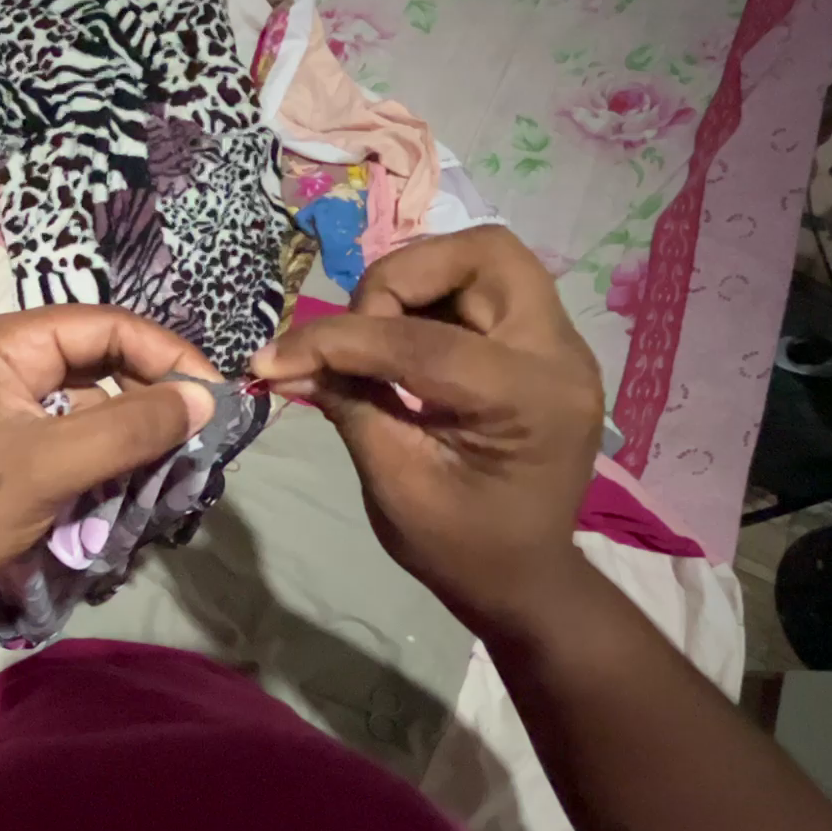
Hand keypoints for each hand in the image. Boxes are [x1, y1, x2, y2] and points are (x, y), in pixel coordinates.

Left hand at [0, 306, 218, 614]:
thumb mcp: (49, 465)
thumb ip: (130, 428)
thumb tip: (204, 398)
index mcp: (2, 342)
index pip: (102, 324)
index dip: (164, 352)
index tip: (213, 395)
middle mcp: (3, 361)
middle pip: (98, 360)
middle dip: (150, 394)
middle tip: (198, 434)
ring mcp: (4, 404)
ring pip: (90, 401)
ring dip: (131, 430)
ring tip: (170, 464)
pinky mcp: (9, 444)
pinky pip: (72, 434)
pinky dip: (105, 454)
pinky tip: (131, 481)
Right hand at [251, 226, 603, 626]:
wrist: (522, 576)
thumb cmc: (458, 546)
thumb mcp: (392, 480)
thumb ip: (346, 404)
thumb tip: (281, 362)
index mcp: (527, 402)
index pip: (421, 341)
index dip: (336, 341)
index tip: (272, 359)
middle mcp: (558, 355)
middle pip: (480, 254)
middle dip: (397, 280)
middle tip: (355, 335)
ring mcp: (556, 344)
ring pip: (481, 259)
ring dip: (412, 283)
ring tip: (371, 337)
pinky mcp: (538, 345)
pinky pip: (478, 288)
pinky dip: (424, 301)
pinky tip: (394, 343)